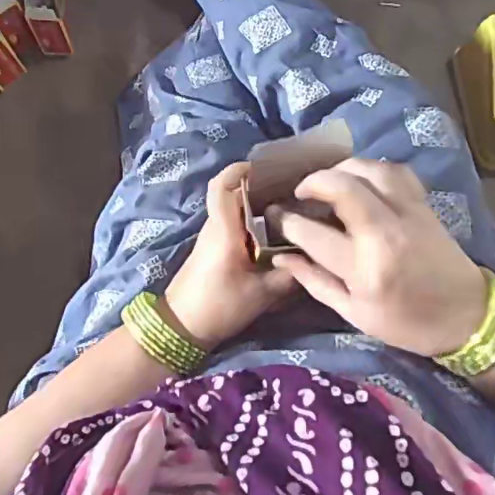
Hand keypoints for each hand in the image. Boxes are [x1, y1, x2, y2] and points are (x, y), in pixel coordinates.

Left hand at [164, 162, 297, 349]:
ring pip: (234, 213)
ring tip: (289, 212)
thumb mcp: (261, 294)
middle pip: (233, 196)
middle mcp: (215, 228)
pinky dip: (251, 226)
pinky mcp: (212, 252)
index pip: (221, 187)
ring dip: (256, 209)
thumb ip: (288, 275)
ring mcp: (211, 239)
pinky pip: (233, 228)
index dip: (236, 171)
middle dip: (258, 189)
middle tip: (290, 191)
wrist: (181, 328)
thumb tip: (314, 259)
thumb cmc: (218, 305)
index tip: (258, 166)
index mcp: (224, 230)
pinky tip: (274, 237)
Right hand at [269, 158, 486, 357]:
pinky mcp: (423, 205)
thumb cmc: (406, 323)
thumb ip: (315, 282)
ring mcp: (408, 214)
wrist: (467, 317)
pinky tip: (361, 179)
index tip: (276, 216)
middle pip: (342, 187)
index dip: (287, 221)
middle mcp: (385, 233)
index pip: (313, 233)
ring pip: (370, 170)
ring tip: (328, 181)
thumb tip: (281, 258)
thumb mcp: (354, 313)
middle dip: (312, 182)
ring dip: (342, 168)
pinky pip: (396, 172)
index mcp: (364, 268)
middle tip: (300, 193)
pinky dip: (373, 168)